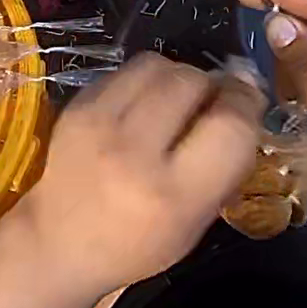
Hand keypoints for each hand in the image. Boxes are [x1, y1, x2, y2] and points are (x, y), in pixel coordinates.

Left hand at [18, 53, 265, 297]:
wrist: (58, 243)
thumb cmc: (138, 242)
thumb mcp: (196, 220)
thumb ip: (226, 162)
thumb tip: (245, 93)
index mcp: (173, 195)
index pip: (230, 124)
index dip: (247, 102)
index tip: (248, 101)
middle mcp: (134, 152)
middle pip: (193, 81)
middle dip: (212, 86)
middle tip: (210, 102)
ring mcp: (98, 124)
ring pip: (158, 65)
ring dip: (178, 77)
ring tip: (176, 101)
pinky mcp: (76, 106)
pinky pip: (126, 71)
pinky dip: (144, 81)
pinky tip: (142, 105)